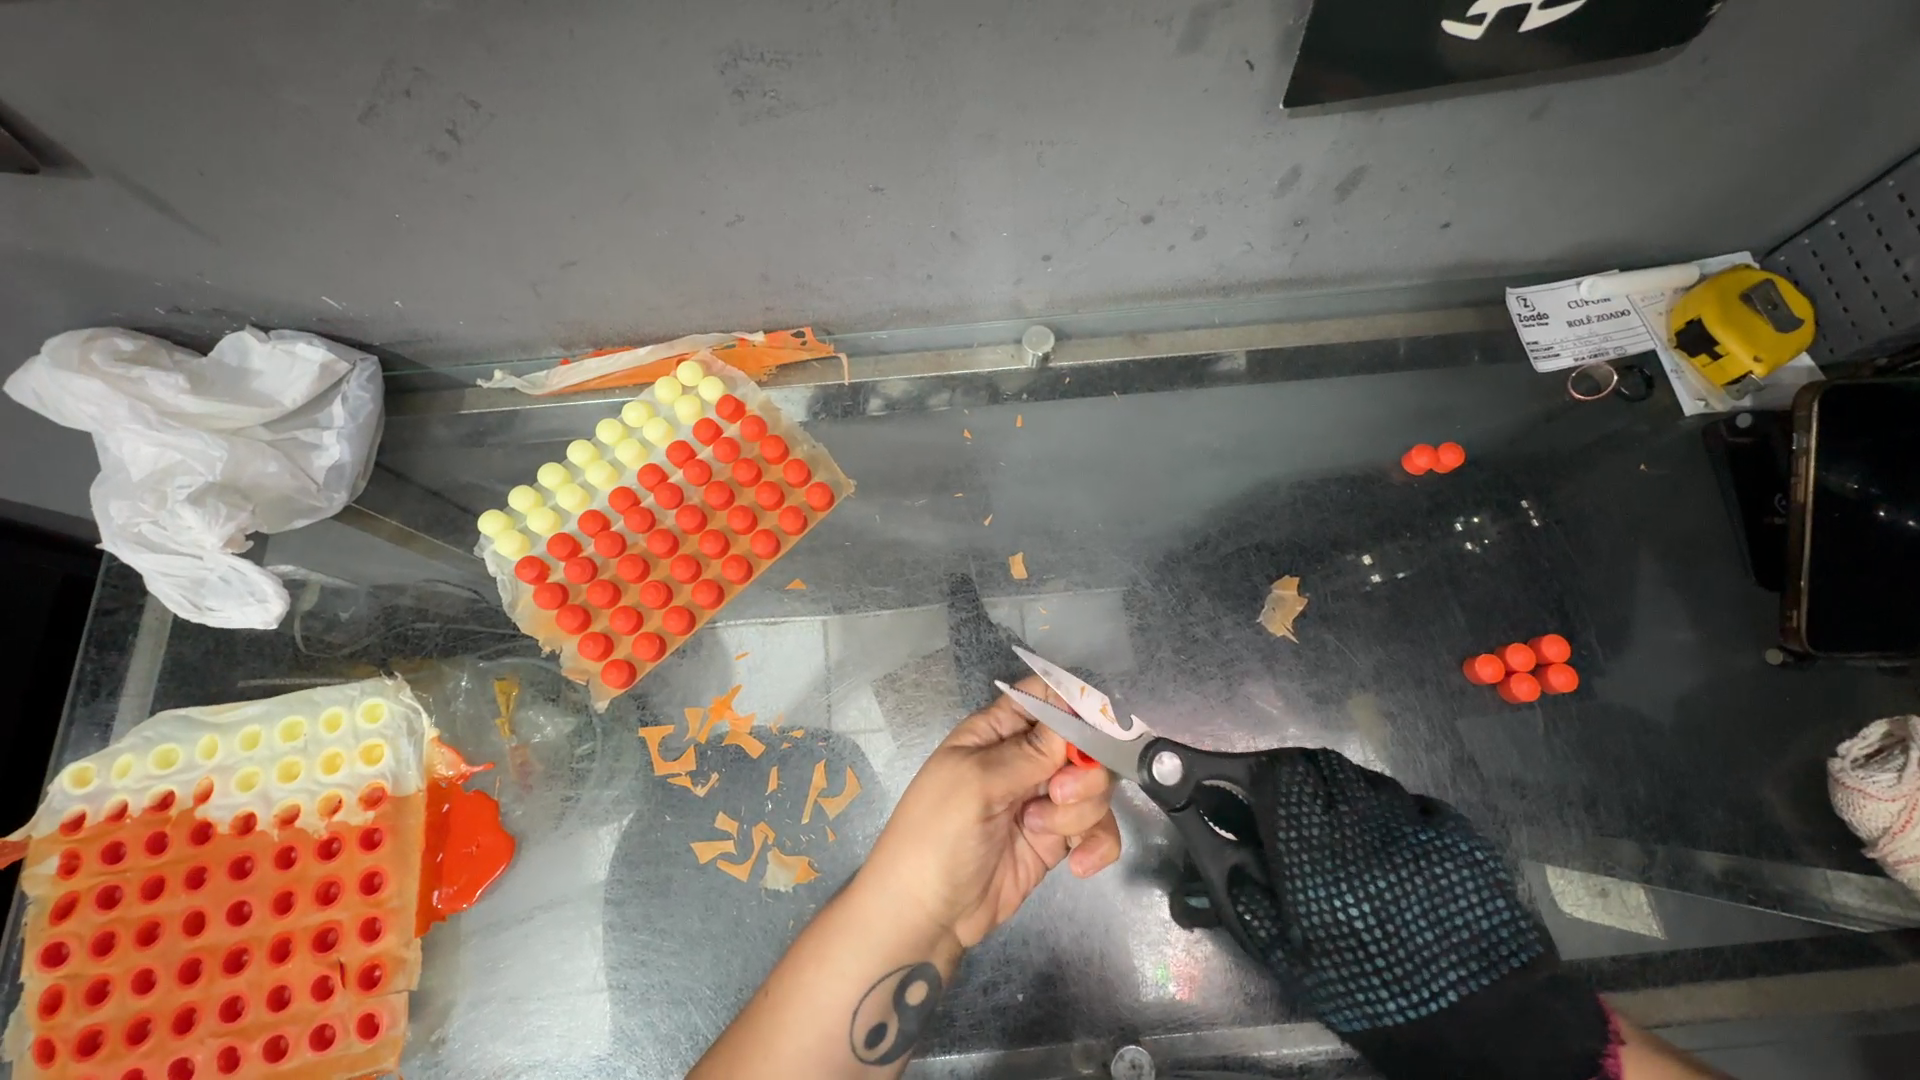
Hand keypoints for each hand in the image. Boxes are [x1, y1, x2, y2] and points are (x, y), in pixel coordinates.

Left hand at [856, 676, 1122, 949]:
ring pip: (1093, 787)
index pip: (1045, 697)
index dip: (1076, 705)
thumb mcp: (975, 784)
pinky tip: (1078, 865)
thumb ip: (1028, 752)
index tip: (1096, 729)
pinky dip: (1097, 844)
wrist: (924, 917)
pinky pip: (1095, 829)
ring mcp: (1041, 801)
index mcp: (994, 732)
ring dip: (1083, 810)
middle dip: (1083, 769)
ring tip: (1045, 832)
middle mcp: (1022, 760)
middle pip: (1081, 743)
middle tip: (1058, 795)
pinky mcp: (1055, 841)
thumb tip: (1076, 721)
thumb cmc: (935, 837)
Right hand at [1226, 749, 1613, 1079]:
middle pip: (1323, 763)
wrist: (1478, 1023)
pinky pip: (1415, 802)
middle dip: (1302, 774)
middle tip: (1297, 801)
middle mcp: (1360, 820)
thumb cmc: (1371, 992)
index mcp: (1312, 849)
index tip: (1255, 784)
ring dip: (1348, 790)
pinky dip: (1396, 810)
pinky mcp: (1460, 836)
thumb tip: (1229, 859)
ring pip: (1368, 779)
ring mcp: (1414, 823)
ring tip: (1347, 822)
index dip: (1262, 771)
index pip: (1279, 772)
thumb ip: (1251, 901)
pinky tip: (1395, 839)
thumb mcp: (1291, 960)